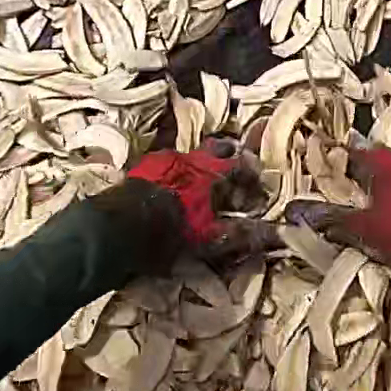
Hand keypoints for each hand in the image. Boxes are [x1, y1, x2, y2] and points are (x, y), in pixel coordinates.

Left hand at [127, 137, 277, 263]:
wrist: (114, 230)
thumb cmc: (166, 236)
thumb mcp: (207, 241)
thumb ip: (241, 234)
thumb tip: (276, 233)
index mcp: (210, 173)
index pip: (242, 165)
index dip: (253, 175)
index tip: (258, 188)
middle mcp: (189, 159)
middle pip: (217, 149)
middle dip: (230, 158)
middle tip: (235, 176)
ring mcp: (164, 160)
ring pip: (193, 153)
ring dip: (205, 164)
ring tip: (207, 183)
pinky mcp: (144, 167)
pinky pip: (171, 162)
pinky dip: (181, 170)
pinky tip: (177, 186)